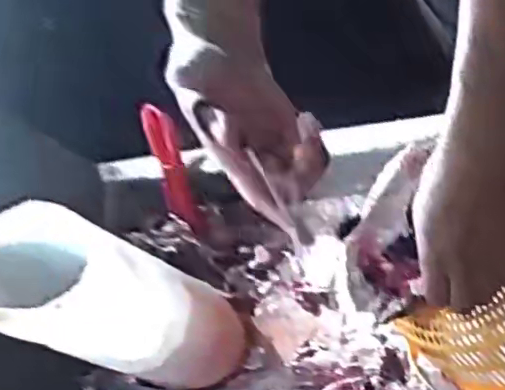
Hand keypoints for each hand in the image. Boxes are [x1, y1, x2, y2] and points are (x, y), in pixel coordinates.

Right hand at [165, 31, 327, 230]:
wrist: (221, 54)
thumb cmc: (197, 74)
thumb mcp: (188, 86)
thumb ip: (205, 113)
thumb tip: (228, 137)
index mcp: (232, 163)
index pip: (257, 196)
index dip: (275, 211)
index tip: (292, 219)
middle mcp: (259, 166)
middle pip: (289, 192)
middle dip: (301, 183)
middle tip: (301, 155)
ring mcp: (280, 155)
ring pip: (306, 176)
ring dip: (311, 159)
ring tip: (303, 123)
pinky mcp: (296, 141)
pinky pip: (314, 155)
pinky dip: (316, 143)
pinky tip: (306, 118)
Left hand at [411, 127, 504, 309]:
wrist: (484, 160)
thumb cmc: (445, 174)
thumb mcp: (423, 214)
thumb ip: (428, 248)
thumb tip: (432, 266)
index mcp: (434, 256)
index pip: (436, 298)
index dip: (436, 293)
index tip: (437, 283)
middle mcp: (462, 271)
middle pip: (463, 306)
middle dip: (459, 297)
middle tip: (459, 282)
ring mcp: (491, 268)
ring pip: (487, 297)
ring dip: (482, 288)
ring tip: (480, 268)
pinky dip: (502, 275)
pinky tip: (497, 257)